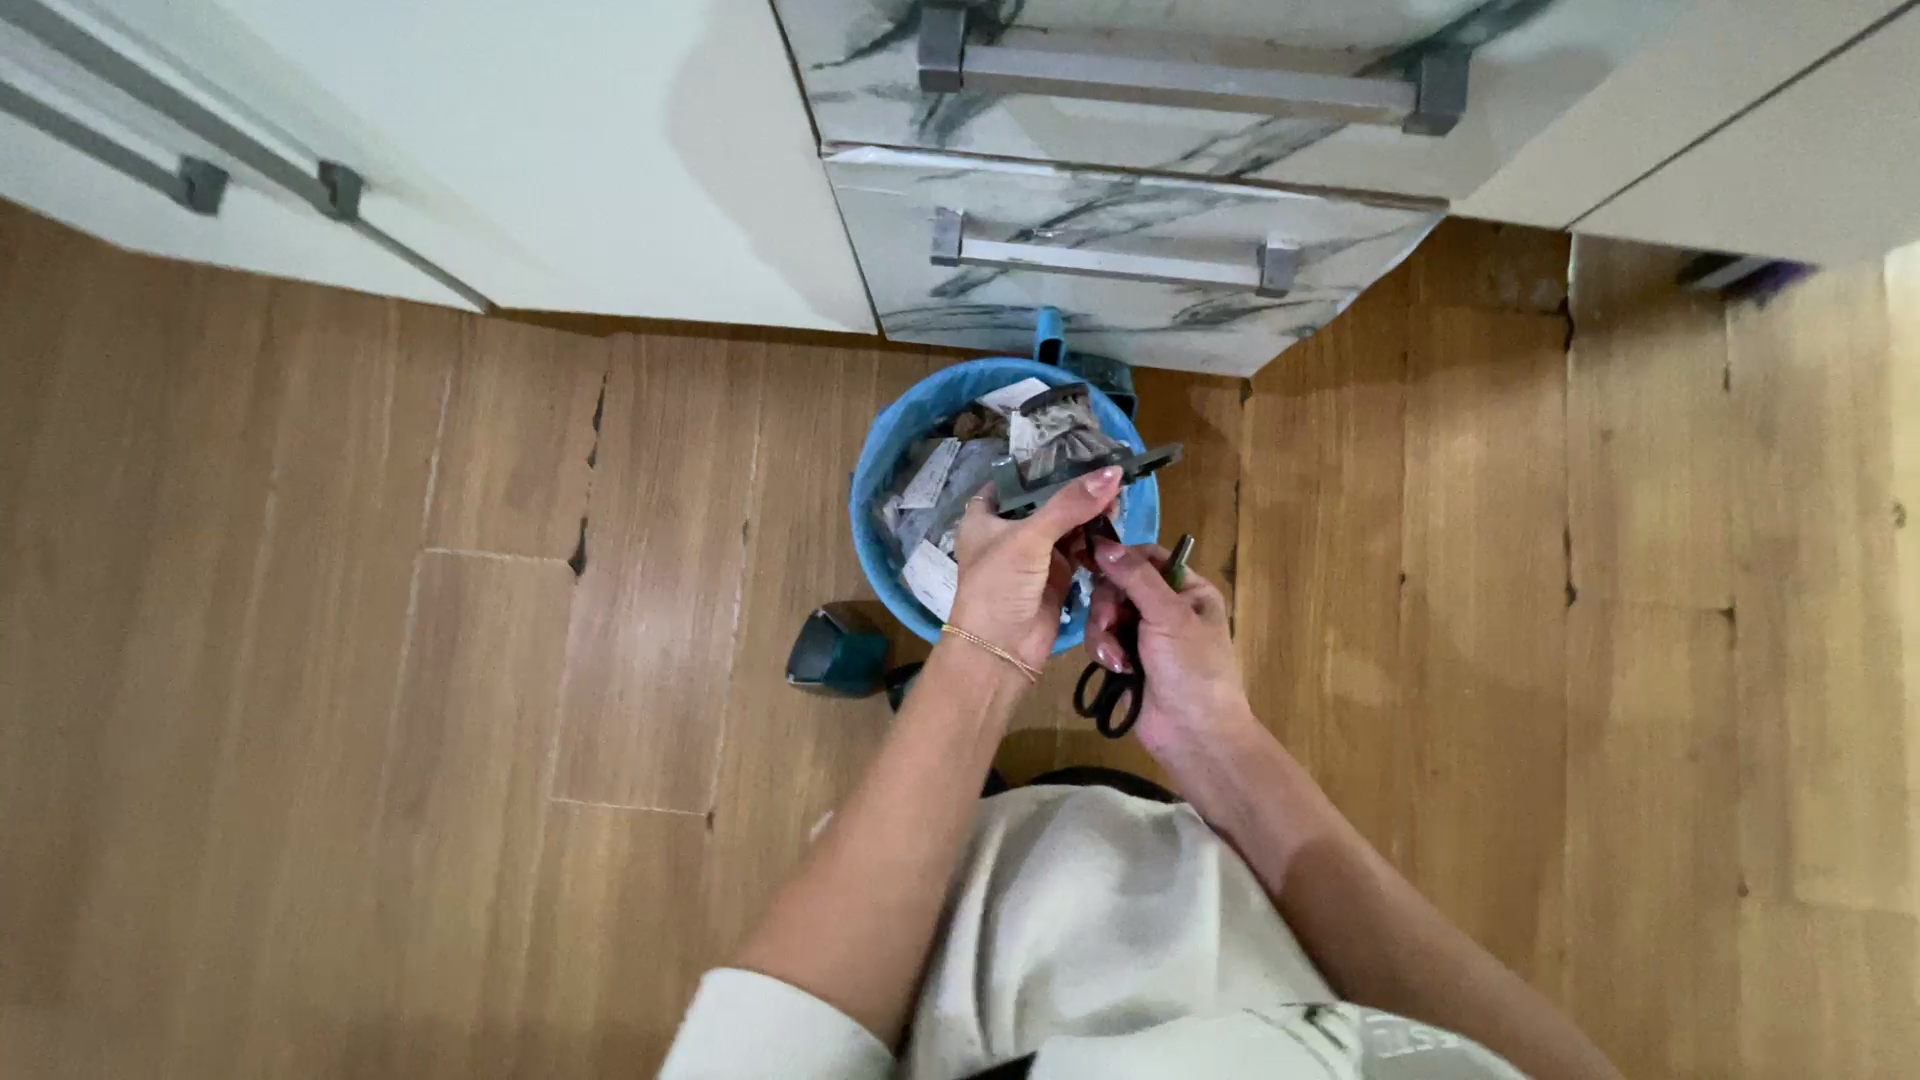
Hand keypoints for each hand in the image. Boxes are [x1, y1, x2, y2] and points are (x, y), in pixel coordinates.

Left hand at [948, 466, 1122, 669]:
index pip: (1012, 482)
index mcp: (984, 517)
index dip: (1040, 468)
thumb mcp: (1029, 538)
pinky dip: (1094, 541)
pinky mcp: (1055, 577)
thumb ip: (1070, 504)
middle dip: (1076, 492)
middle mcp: (1008, 533)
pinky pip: (1079, 550)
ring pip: (1066, 526)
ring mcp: (1033, 556)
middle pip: (1047, 503)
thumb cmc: (999, 585)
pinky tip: (1113, 526)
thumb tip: (1112, 472)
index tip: (1076, 452)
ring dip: (1089, 515)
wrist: (1000, 651)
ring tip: (1117, 498)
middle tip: (1110, 477)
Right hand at [1085, 541, 1253, 751]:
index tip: (1092, 560)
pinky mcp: (1126, 658)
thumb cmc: (1193, 669)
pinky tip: (1116, 670)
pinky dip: (1105, 653)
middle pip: (1118, 585)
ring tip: (1116, 659)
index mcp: (1188, 590)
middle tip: (1110, 624)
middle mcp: (1166, 607)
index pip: (1148, 557)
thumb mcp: (1169, 616)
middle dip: (1108, 606)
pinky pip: (1102, 641)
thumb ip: (1135, 578)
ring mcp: (1144, 634)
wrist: (1193, 734)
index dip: (1120, 558)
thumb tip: (1103, 542)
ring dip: (1104, 634)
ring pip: (1105, 613)